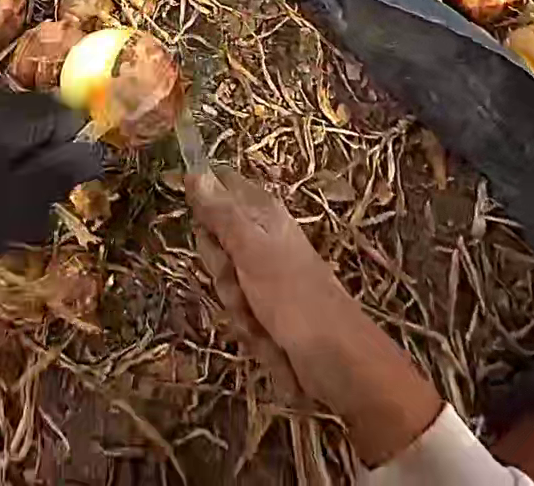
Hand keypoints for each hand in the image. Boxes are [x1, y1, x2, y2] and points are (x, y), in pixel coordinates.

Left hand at [0, 90, 101, 318]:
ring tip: (10, 218)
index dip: (76, 146)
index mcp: (1, 116)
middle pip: (37, 122)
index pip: (62, 112)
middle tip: (40, 210)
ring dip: (21, 172)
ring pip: (11, 138)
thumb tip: (96, 150)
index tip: (73, 186)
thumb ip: (58, 172)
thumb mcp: (13, 208)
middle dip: (47, 162)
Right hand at [188, 166, 442, 467]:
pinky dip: (247, 327)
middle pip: (212, 237)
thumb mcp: (251, 250)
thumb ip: (220, 212)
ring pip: (222, 277)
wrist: (340, 363)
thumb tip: (193, 170)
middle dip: (219, 266)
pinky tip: (265, 337)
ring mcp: (263, 273)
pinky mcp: (265, 307)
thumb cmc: (296, 298)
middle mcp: (260, 236)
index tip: (199, 223)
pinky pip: (236, 308)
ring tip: (258, 314)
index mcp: (261, 211)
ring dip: (234, 302)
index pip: (219, 185)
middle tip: (238, 279)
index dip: (201, 200)